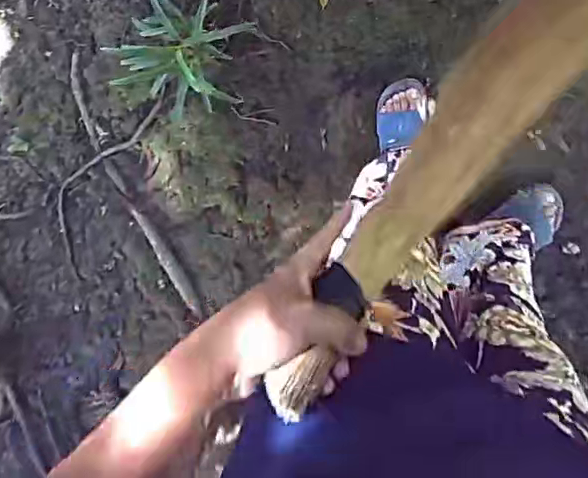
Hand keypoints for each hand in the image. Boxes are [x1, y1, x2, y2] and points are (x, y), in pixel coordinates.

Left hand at [201, 203, 369, 401]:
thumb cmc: (264, 326)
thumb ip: (340, 326)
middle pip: (334, 289)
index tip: (355, 204)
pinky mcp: (285, 346)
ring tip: (342, 371)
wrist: (222, 363)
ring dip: (338, 349)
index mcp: (299, 270)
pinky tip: (326, 383)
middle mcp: (297, 289)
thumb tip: (362, 340)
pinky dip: (323, 365)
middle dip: (351, 312)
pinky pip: (314, 351)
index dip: (340, 223)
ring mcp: (291, 318)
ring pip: (327, 326)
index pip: (325, 239)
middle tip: (365, 328)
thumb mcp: (308, 320)